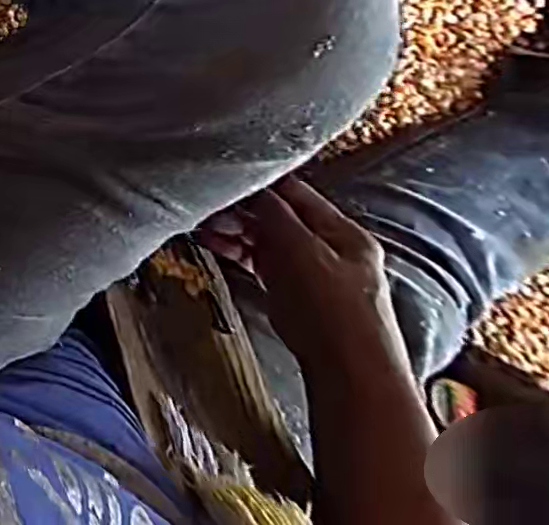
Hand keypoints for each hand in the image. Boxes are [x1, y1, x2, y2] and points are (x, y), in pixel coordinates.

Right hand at [201, 178, 412, 378]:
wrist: (348, 371)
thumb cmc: (330, 307)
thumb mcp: (299, 249)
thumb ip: (274, 213)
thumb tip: (252, 185)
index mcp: (343, 232)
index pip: (294, 191)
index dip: (257, 182)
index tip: (220, 177)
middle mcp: (329, 245)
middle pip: (275, 214)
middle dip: (238, 209)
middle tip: (205, 208)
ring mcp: (310, 267)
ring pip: (263, 235)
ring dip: (231, 228)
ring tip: (201, 226)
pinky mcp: (292, 286)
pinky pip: (258, 257)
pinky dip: (235, 249)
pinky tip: (211, 244)